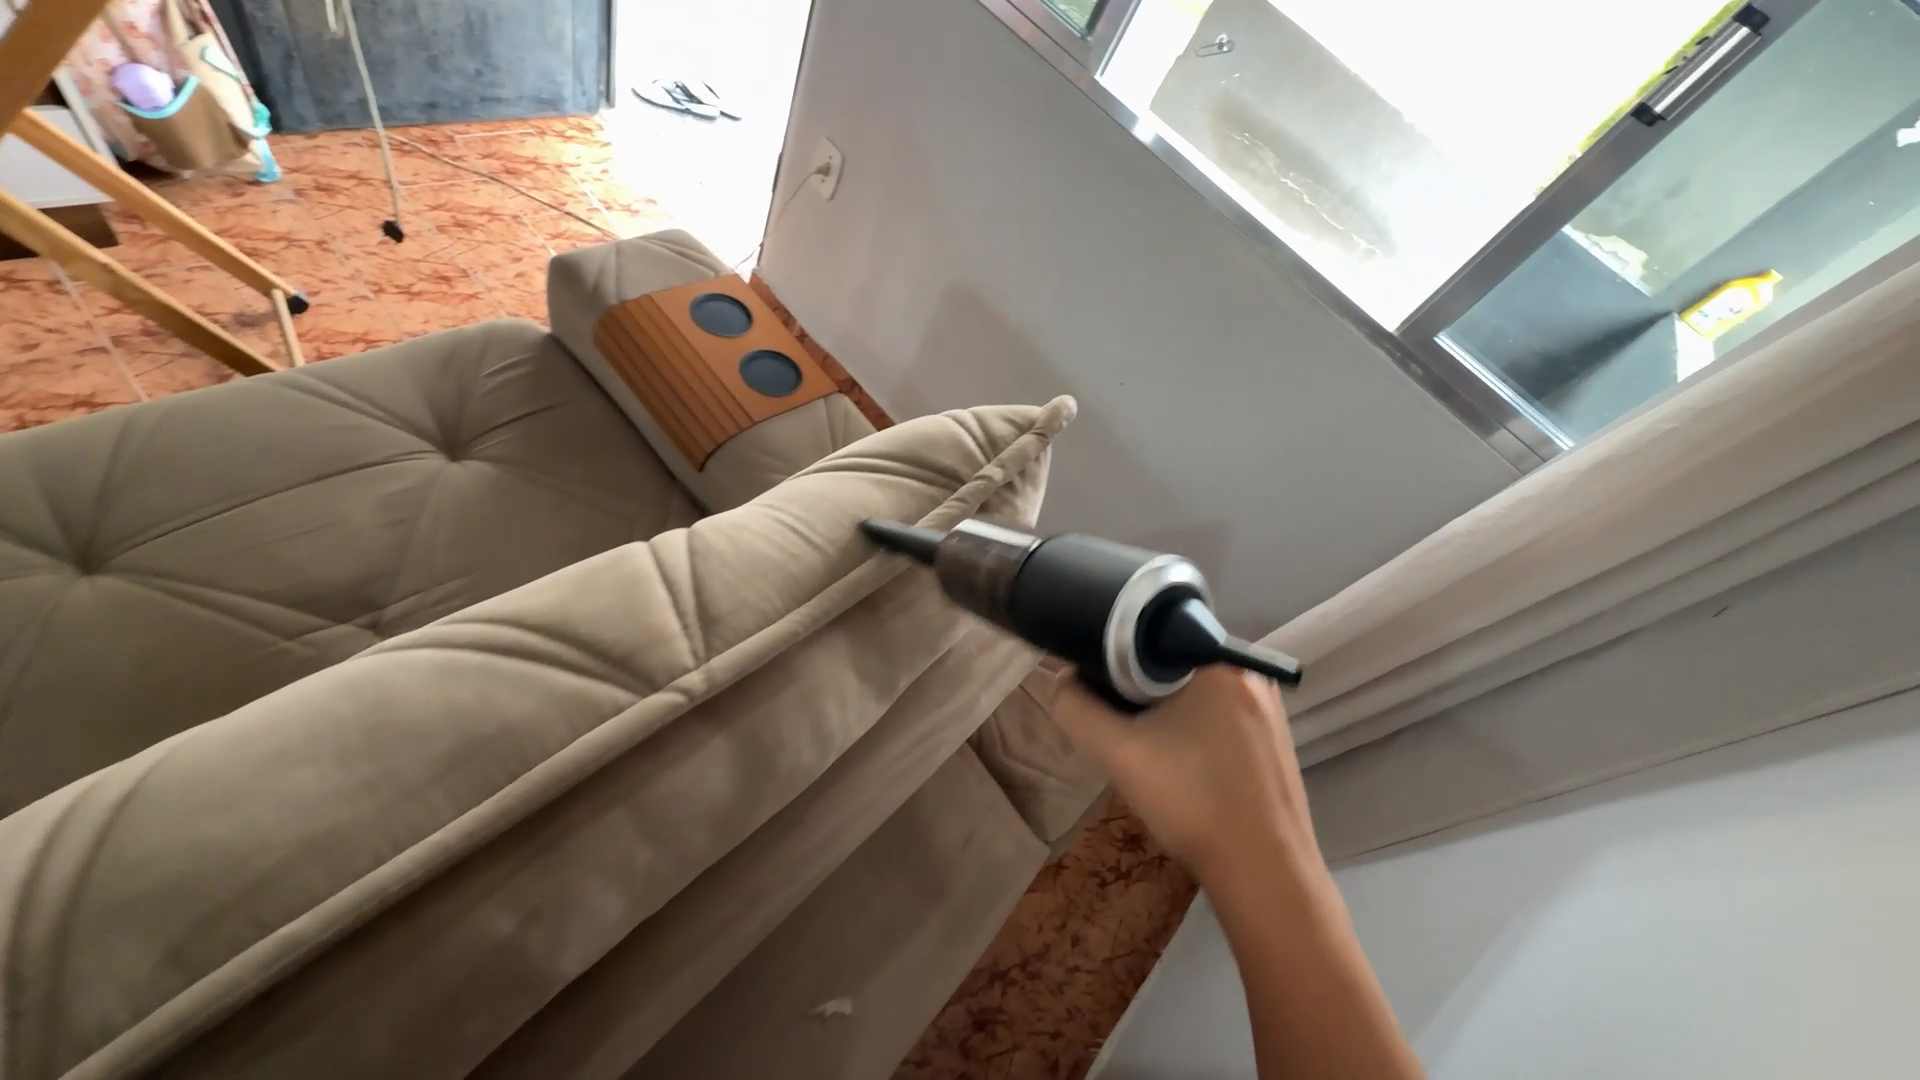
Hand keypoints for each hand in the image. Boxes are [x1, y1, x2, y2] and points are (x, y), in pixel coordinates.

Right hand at [1051, 665, 1319, 885]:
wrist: (1264, 873)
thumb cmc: (1192, 803)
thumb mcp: (1118, 753)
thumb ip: (1078, 709)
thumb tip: (1063, 680)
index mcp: (1217, 660)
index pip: (1150, 635)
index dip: (1115, 657)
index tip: (1097, 688)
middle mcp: (1249, 672)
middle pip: (1172, 663)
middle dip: (1139, 689)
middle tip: (1119, 725)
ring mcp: (1268, 707)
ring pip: (1195, 691)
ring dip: (1166, 711)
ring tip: (1146, 747)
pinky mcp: (1275, 738)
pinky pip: (1219, 715)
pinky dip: (1193, 729)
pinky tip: (1182, 765)